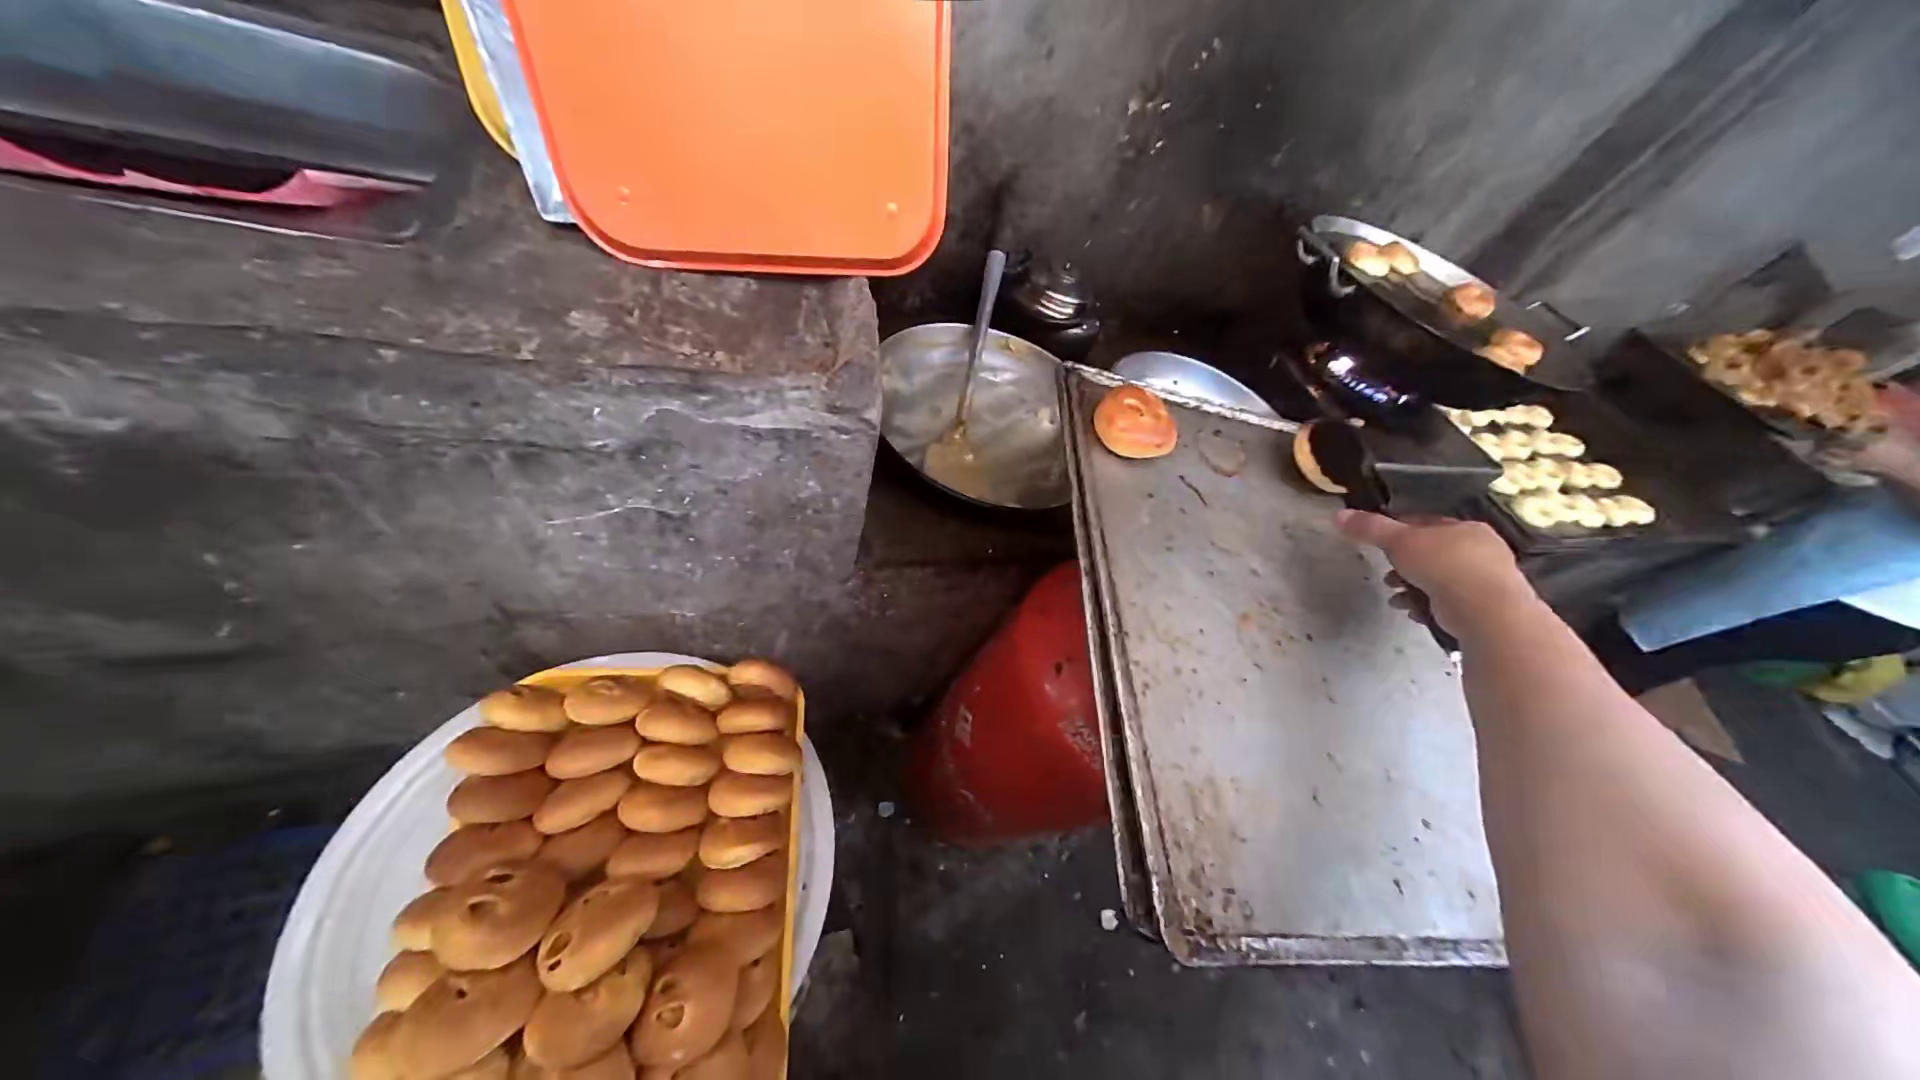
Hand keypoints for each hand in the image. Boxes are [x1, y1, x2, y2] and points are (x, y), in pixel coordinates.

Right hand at [1334, 509, 1535, 635]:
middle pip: (1431, 552)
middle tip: (1386, 574)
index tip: (1379, 545)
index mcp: (1466, 528)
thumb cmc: (1443, 566)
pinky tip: (1412, 610)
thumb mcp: (1399, 542)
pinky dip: (1427, 603)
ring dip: (1412, 586)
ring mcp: (1486, 579)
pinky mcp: (1484, 606)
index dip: (1399, 532)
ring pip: (1438, 578)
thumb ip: (1370, 528)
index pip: (1427, 524)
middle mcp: (1481, 550)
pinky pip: (1447, 600)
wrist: (1486, 611)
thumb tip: (1339, 514)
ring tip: (1394, 594)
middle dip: (1403, 564)